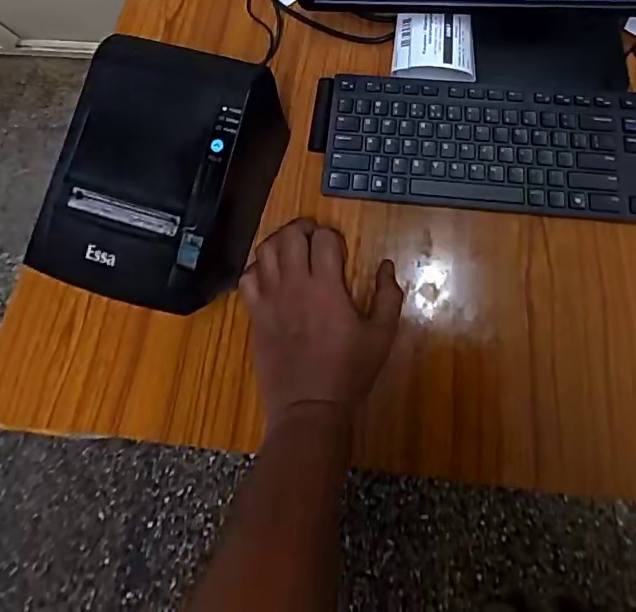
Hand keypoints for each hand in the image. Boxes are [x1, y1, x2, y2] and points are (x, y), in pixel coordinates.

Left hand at [239, 219, 403, 429]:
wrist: (308, 407)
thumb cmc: (349, 371)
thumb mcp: (381, 335)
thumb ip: (388, 296)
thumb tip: (386, 265)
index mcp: (326, 286)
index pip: (323, 238)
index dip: (332, 236)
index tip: (339, 250)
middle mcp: (294, 285)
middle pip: (289, 235)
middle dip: (303, 228)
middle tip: (313, 237)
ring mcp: (269, 299)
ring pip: (265, 250)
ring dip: (279, 242)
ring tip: (291, 250)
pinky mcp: (254, 314)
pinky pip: (246, 277)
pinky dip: (257, 268)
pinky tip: (270, 276)